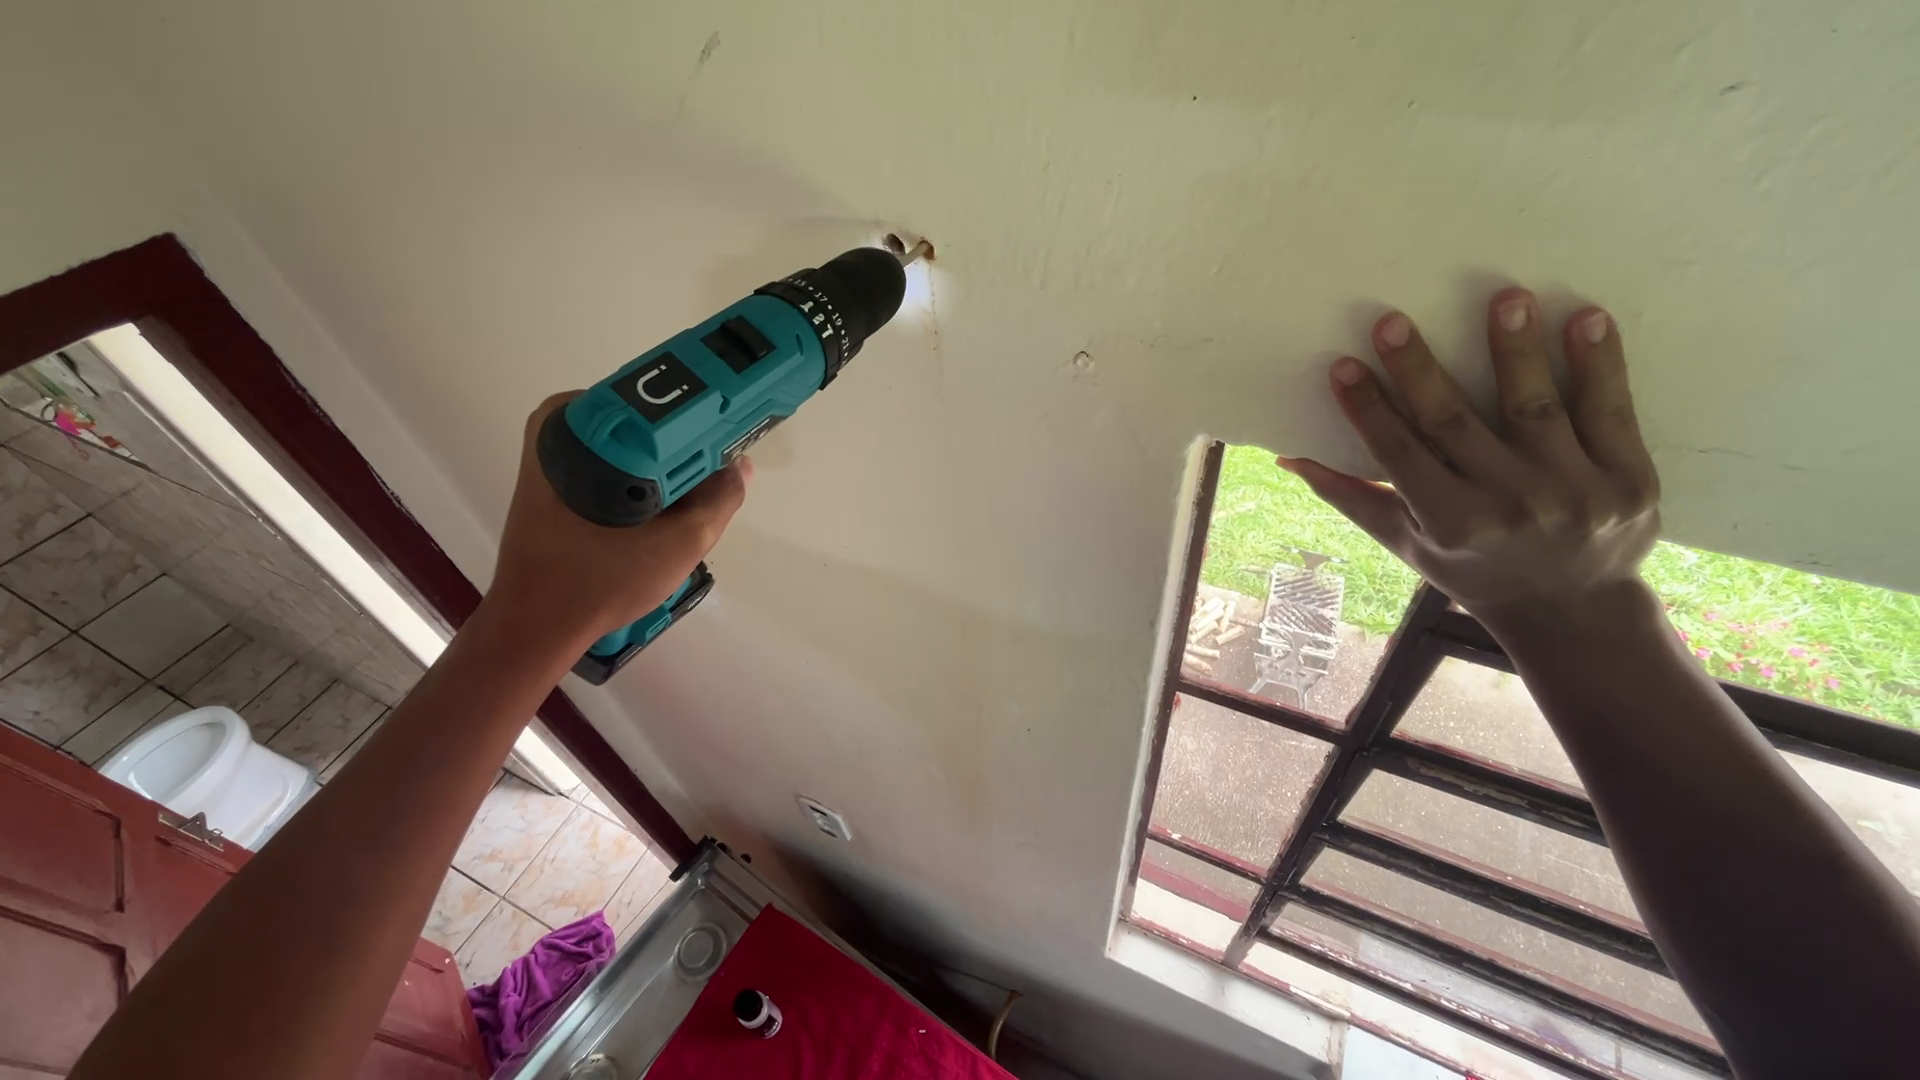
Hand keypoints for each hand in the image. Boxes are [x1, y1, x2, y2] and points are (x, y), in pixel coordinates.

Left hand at [485, 393, 749, 647]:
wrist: (537, 625)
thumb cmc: (599, 582)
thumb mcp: (677, 543)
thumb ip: (719, 499)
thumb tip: (739, 464)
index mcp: (575, 425)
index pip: (657, 405)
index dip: (701, 426)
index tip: (729, 449)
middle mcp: (558, 427)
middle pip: (647, 425)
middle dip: (685, 454)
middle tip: (706, 490)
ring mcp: (552, 453)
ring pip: (634, 447)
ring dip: (667, 473)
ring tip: (686, 507)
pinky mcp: (555, 480)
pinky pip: (617, 466)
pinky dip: (644, 484)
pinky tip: (660, 517)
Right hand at [1280, 289, 1659, 627]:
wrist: (1572, 611)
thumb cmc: (1472, 570)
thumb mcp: (1406, 542)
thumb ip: (1353, 496)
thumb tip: (1291, 459)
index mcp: (1450, 523)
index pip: (1397, 453)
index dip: (1367, 408)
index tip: (1344, 365)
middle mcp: (1509, 506)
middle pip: (1454, 423)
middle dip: (1418, 370)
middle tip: (1393, 321)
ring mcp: (1573, 491)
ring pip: (1534, 407)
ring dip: (1516, 351)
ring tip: (1507, 298)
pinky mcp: (1628, 479)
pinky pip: (1610, 412)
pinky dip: (1600, 365)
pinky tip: (1586, 320)